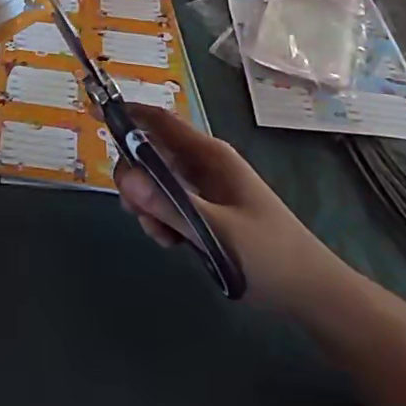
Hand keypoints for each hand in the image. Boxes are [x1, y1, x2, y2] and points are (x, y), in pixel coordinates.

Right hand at [115, 105, 348, 314]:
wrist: (310, 291)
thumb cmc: (270, 255)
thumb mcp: (217, 231)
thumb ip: (170, 206)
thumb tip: (125, 177)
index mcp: (211, 156)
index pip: (161, 122)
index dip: (128, 113)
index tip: (95, 114)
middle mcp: (204, 165)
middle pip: (151, 155)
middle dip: (136, 181)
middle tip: (139, 212)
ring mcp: (205, 188)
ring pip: (156, 184)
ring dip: (149, 207)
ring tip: (165, 237)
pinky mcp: (205, 210)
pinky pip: (169, 205)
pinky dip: (162, 220)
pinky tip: (174, 244)